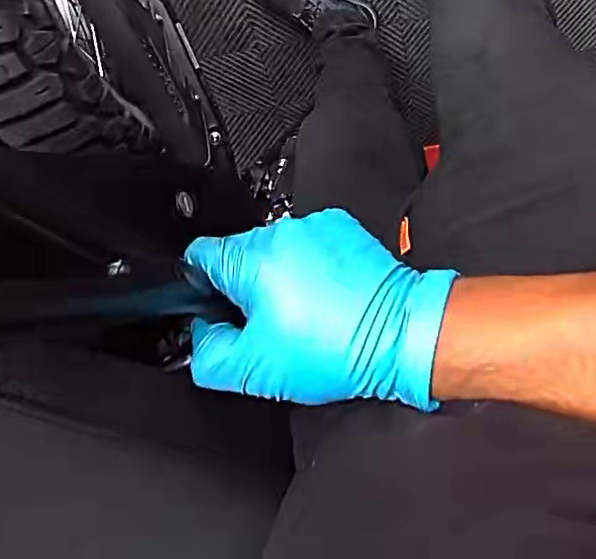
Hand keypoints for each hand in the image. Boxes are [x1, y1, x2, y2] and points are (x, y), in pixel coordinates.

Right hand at [182, 209, 457, 409]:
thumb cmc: (337, 346)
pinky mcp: (340, 227)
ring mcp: (314, 225)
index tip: (211, 305)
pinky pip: (309, 243)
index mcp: (253, 258)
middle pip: (239, 255)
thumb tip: (202, 333)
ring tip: (305, 311)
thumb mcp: (254, 370)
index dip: (198, 285)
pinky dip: (310, 265)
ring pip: (276, 250)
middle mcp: (282, 232)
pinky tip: (325, 295)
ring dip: (279, 275)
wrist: (398, 330)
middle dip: (245, 288)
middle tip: (268, 323)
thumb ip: (208, 352)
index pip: (200, 256)